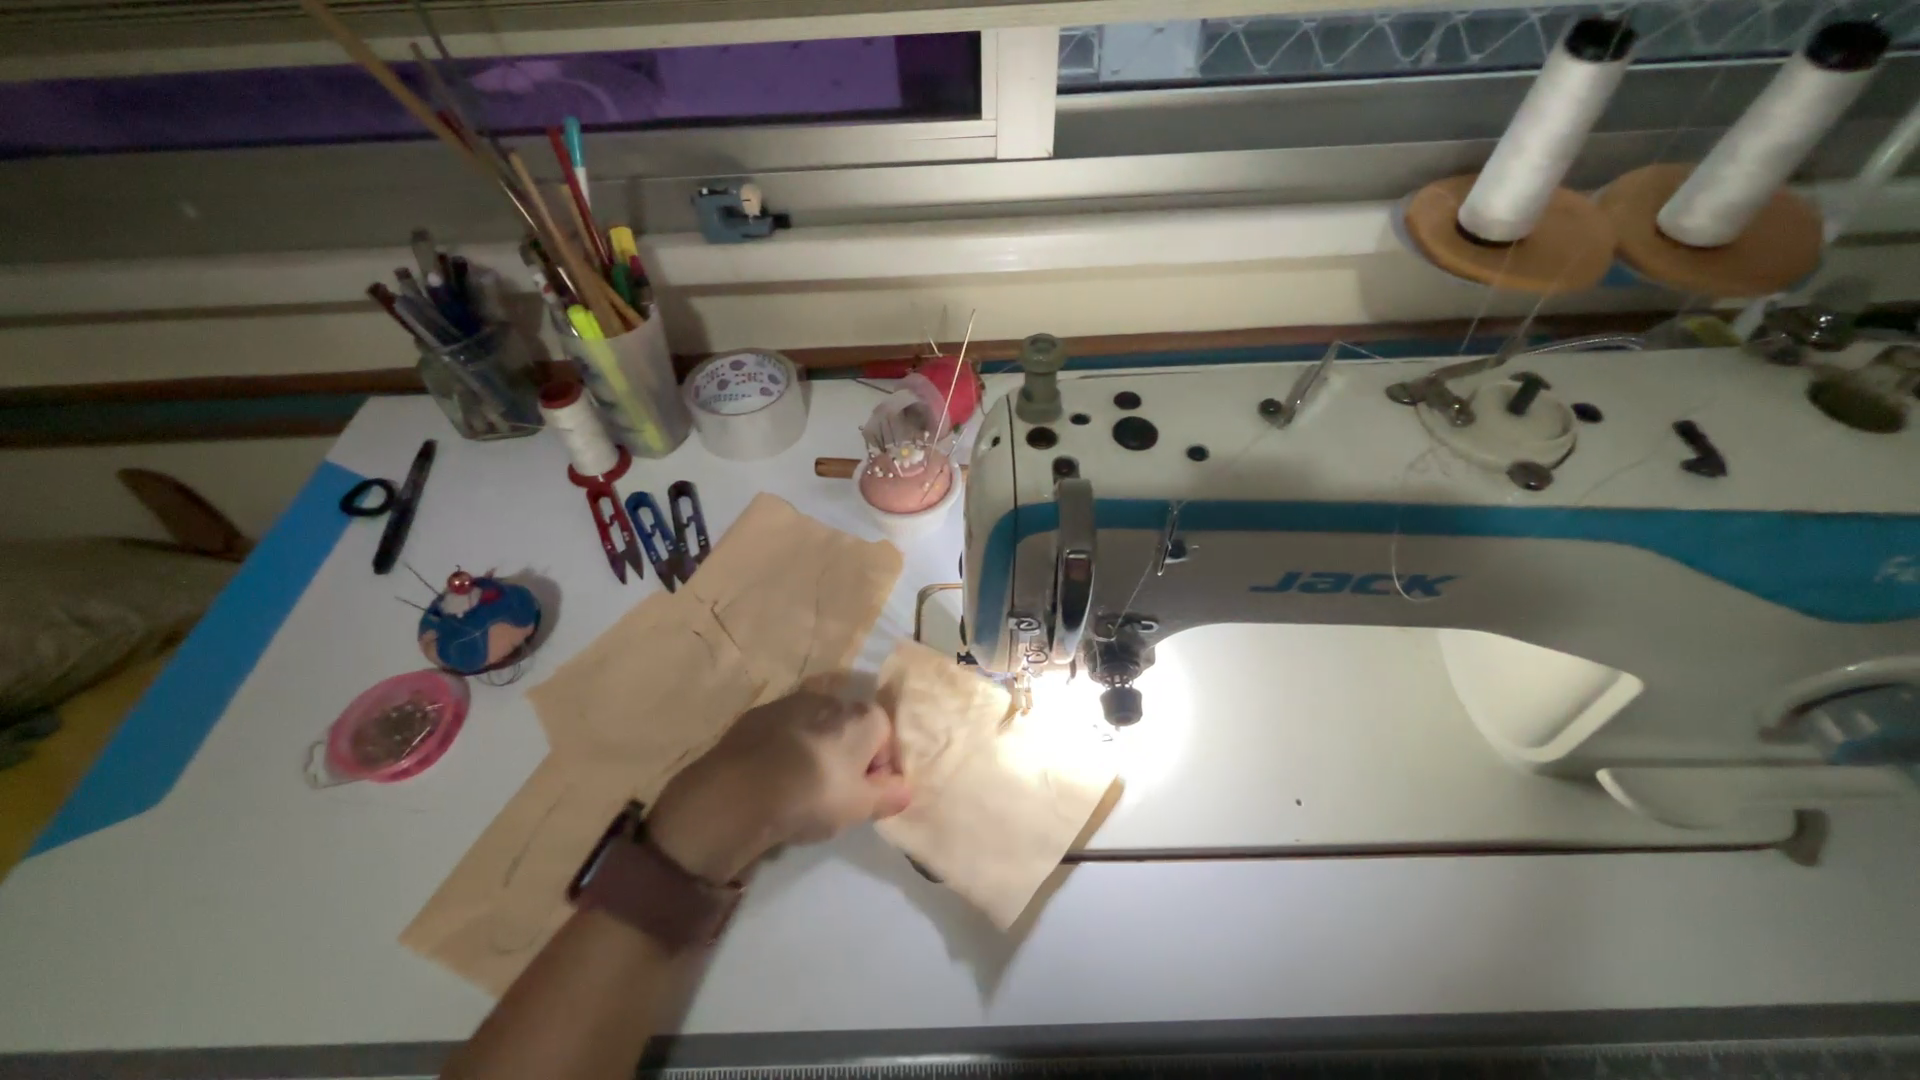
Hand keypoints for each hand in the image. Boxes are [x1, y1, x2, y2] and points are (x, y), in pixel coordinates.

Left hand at [647, 691, 911, 883]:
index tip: (865, 795)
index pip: (886, 737)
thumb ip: (889, 795)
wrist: (740, 791)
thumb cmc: (814, 795)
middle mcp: (832, 699)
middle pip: (850, 727)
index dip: (879, 769)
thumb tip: (905, 789)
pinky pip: (783, 731)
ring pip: (816, 727)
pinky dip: (784, 748)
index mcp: (864, 716)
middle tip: (834, 793)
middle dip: (847, 755)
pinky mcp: (758, 713)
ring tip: (800, 787)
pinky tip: (773, 778)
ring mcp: (791, 702)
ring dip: (815, 749)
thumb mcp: (861, 807)